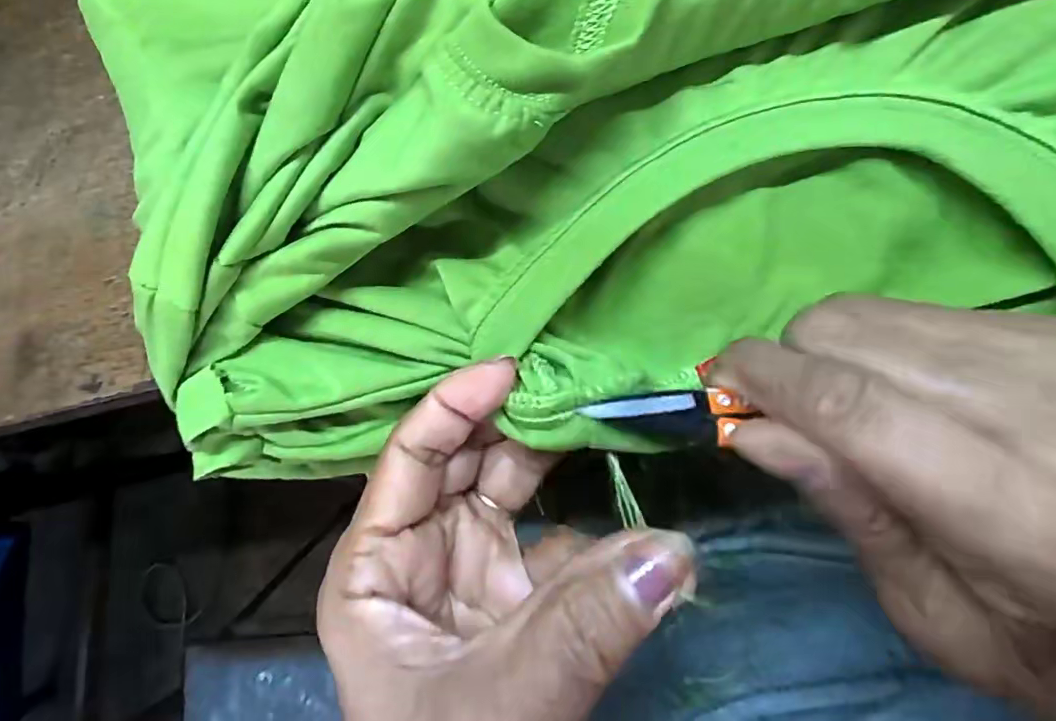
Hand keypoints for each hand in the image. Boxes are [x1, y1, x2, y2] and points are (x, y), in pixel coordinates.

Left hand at [317, 357, 696, 720]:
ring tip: (605, 420)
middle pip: (465, 462)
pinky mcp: (519, 600)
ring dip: (559, 463)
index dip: (454, 405)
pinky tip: (636, 522)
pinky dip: (597, 532)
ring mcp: (473, 572)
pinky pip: (558, 545)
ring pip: (512, 492)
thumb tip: (677, 550)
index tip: (510, 368)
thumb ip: (584, 626)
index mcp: (378, 564)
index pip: (410, 457)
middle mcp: (422, 553)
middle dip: (514, 422)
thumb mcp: (503, 700)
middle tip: (572, 384)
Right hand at [710, 296, 1055, 720]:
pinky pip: (929, 313)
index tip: (716, 380)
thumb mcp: (948, 627)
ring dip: (838, 353)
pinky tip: (924, 395)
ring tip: (858, 407)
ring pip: (883, 313)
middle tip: (786, 411)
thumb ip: (851, 512)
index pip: (865, 414)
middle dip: (794, 364)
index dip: (771, 380)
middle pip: (860, 339)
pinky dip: (892, 348)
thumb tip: (748, 425)